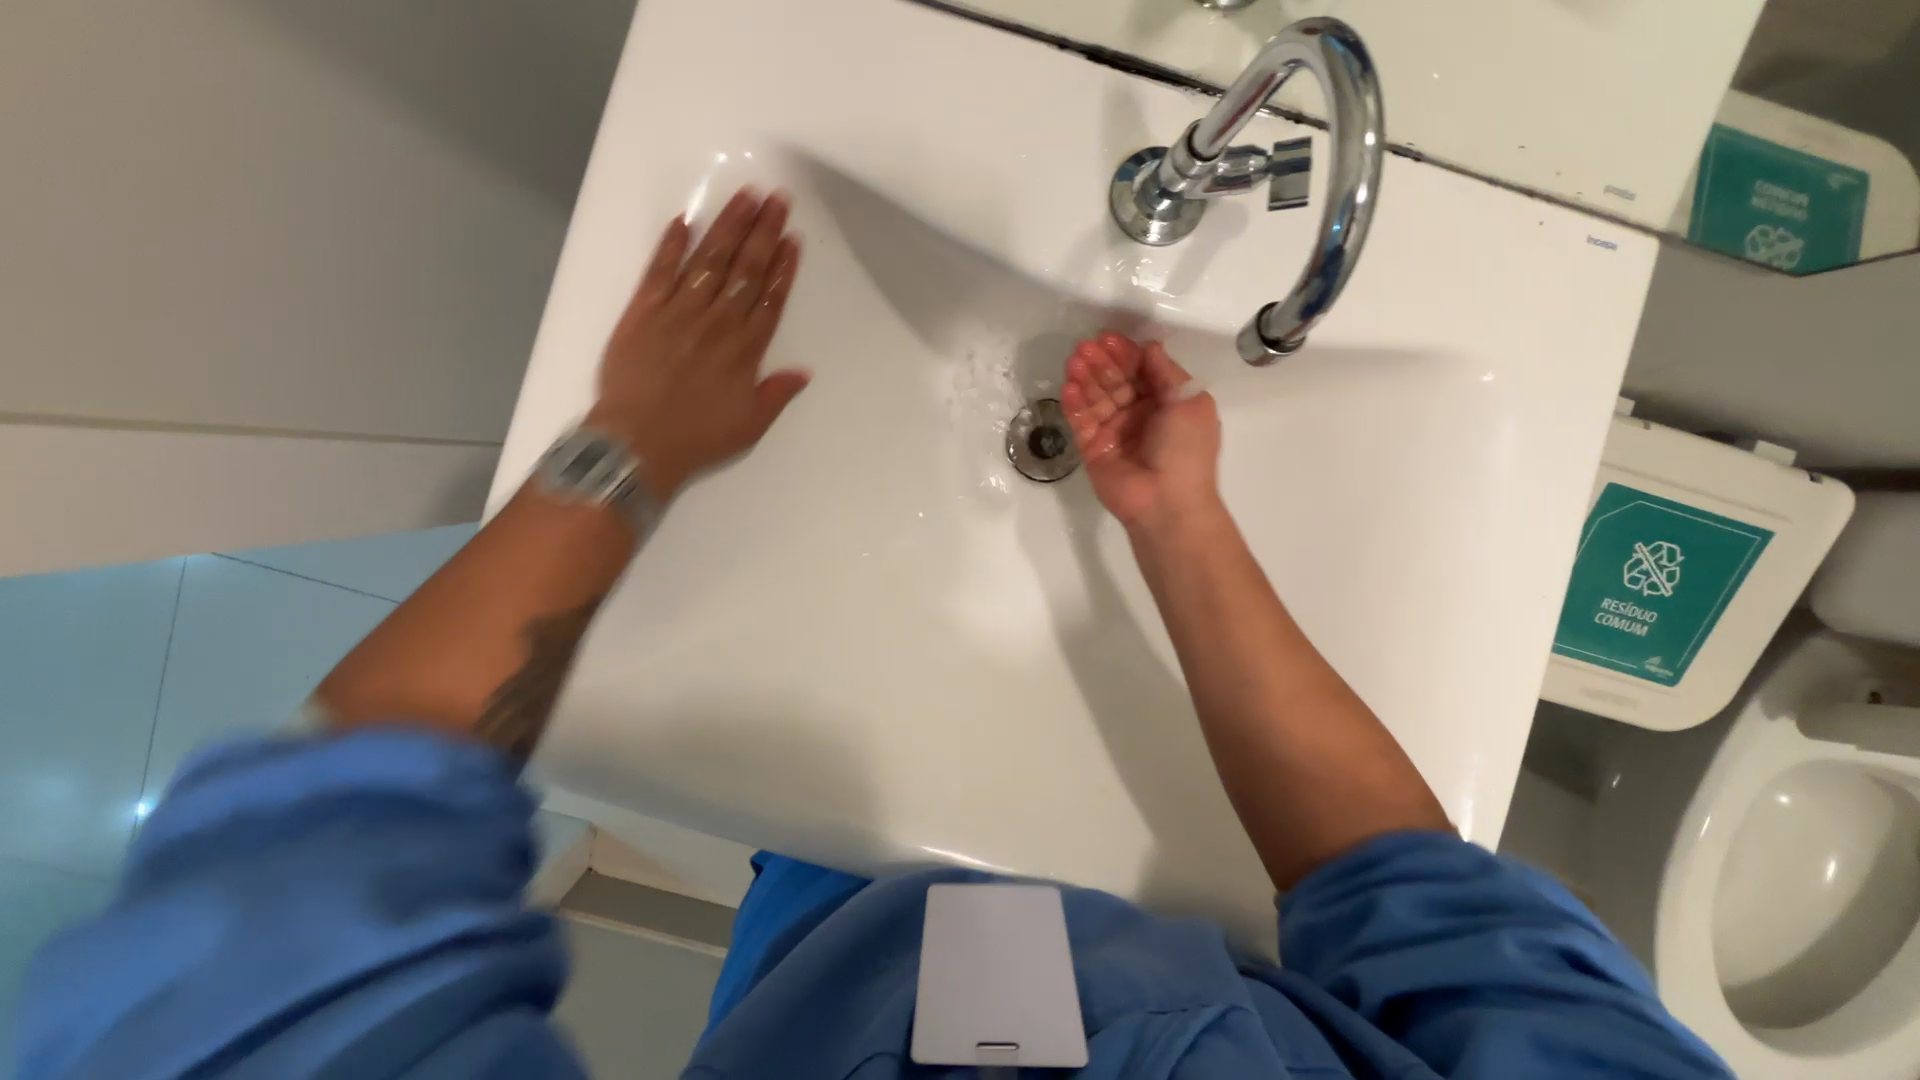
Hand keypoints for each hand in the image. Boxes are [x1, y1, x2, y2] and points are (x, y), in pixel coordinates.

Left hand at [587, 187, 808, 499]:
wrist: (637, 442)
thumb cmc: (698, 437)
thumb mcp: (750, 425)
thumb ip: (777, 393)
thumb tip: (804, 372)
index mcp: (745, 349)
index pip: (769, 298)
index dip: (783, 267)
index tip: (792, 238)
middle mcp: (716, 322)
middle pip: (744, 269)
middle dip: (763, 232)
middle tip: (776, 199)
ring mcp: (678, 312)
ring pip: (708, 260)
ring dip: (728, 227)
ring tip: (744, 197)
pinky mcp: (643, 311)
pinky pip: (659, 270)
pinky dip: (670, 245)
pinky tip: (684, 222)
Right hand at [1062, 333, 1221, 532]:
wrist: (1166, 502)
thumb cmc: (1186, 451)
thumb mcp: (1190, 402)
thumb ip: (1167, 373)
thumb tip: (1149, 348)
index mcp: (1165, 402)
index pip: (1140, 370)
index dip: (1125, 353)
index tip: (1108, 339)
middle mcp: (1138, 414)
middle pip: (1114, 380)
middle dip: (1100, 362)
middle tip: (1085, 347)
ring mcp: (1113, 431)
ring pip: (1095, 397)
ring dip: (1084, 378)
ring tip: (1073, 362)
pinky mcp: (1093, 449)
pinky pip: (1081, 421)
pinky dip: (1074, 403)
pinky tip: (1069, 386)